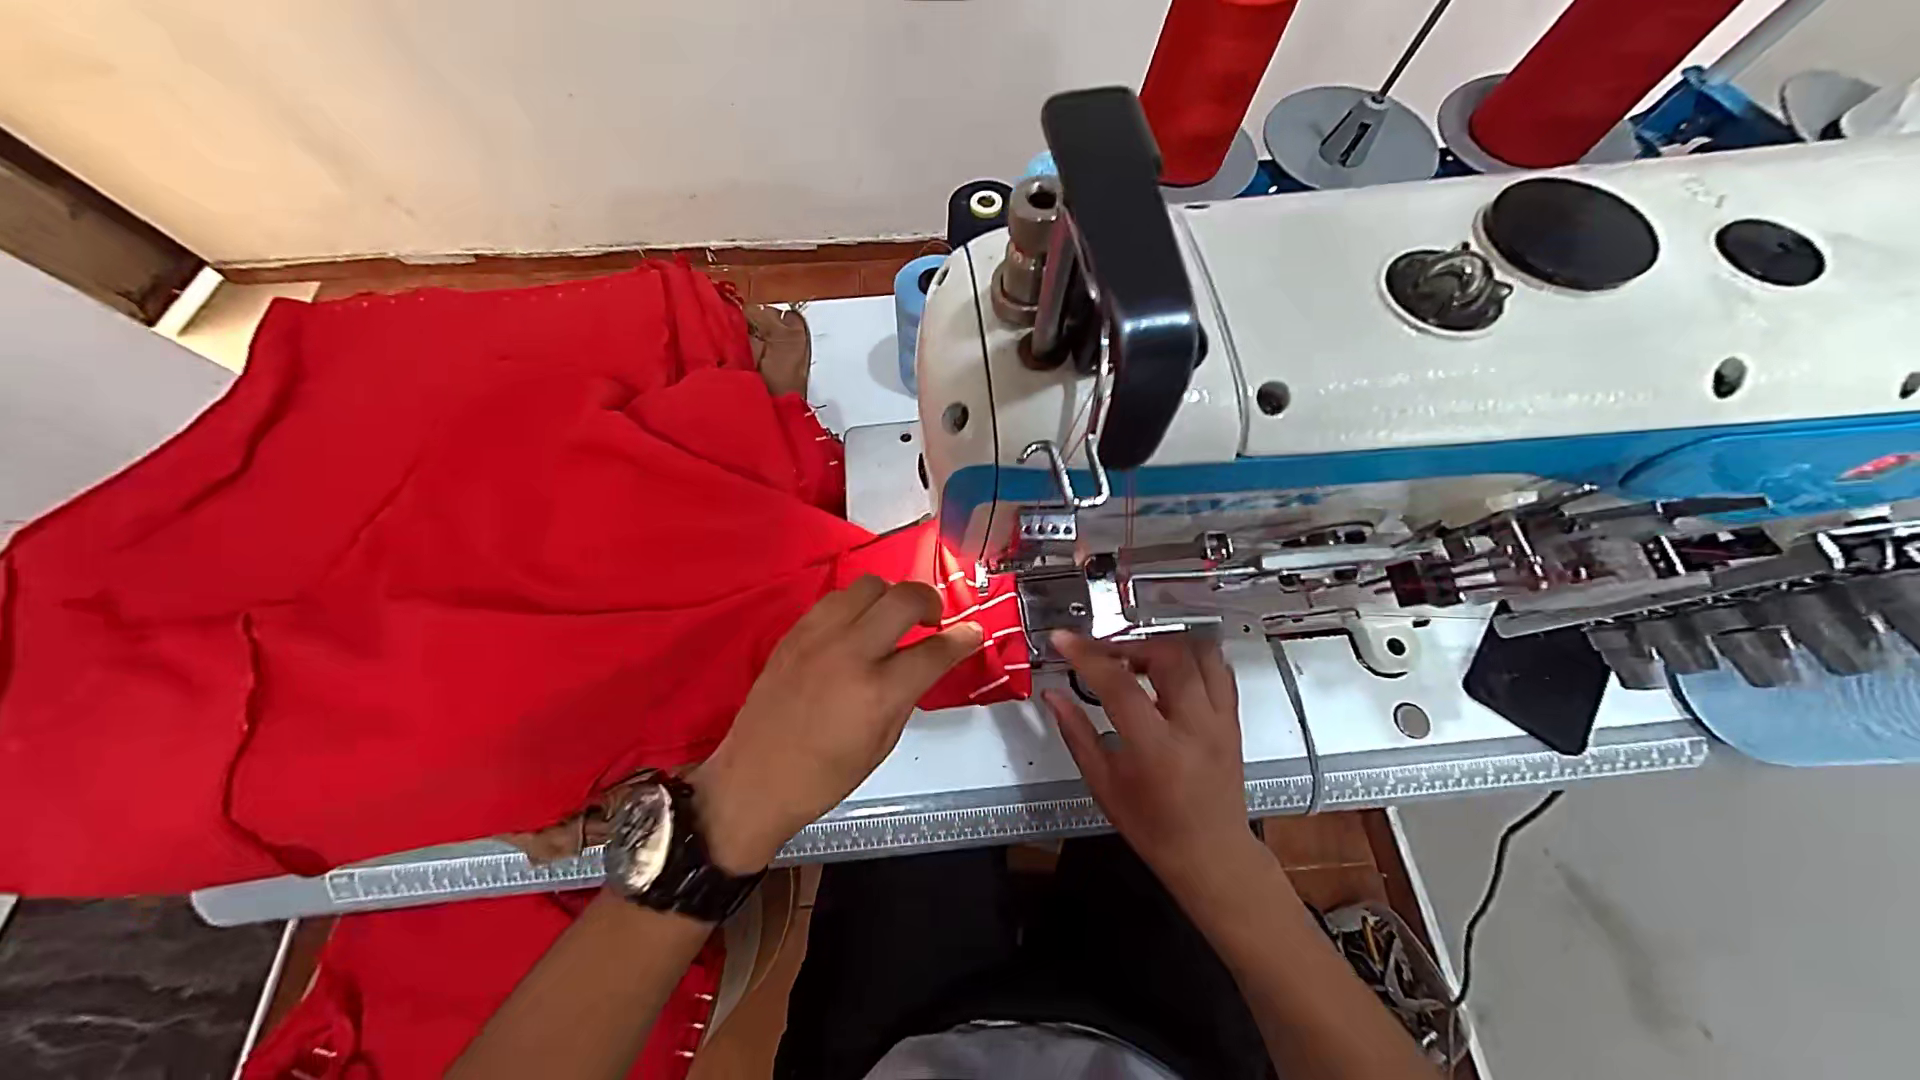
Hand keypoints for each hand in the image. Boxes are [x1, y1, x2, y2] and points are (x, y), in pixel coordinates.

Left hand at [691, 576, 983, 872]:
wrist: (754, 779)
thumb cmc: (825, 776)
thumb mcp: (883, 742)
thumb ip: (909, 693)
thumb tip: (929, 660)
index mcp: (878, 693)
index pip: (935, 651)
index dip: (963, 639)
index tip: (973, 632)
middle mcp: (850, 654)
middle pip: (904, 598)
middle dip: (930, 602)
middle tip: (931, 621)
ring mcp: (818, 638)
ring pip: (868, 585)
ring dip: (890, 597)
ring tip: (891, 620)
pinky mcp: (794, 633)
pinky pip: (835, 598)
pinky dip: (856, 605)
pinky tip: (857, 626)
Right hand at [1043, 631, 1263, 887]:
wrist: (1211, 854)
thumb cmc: (1155, 827)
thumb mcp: (1103, 784)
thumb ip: (1076, 733)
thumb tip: (1053, 697)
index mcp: (1156, 749)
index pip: (1120, 684)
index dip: (1087, 656)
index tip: (1065, 641)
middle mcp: (1195, 728)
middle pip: (1167, 656)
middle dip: (1128, 644)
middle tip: (1104, 652)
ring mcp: (1220, 721)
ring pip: (1199, 654)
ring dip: (1163, 644)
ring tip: (1138, 655)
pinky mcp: (1233, 721)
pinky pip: (1220, 669)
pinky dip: (1193, 656)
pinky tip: (1172, 664)